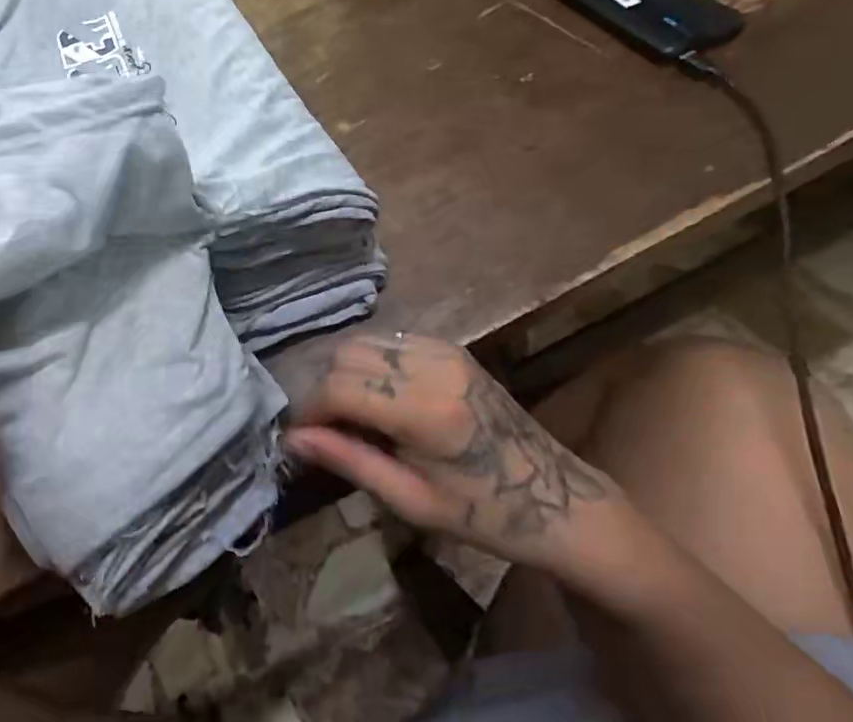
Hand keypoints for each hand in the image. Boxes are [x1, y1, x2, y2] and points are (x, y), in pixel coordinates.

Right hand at [285, 333, 617, 575]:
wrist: (561, 501)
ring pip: (360, 341)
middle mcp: (432, 367)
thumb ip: (347, 459)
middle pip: (344, 356)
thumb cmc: (483, 513)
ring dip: (341, 371)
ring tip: (349, 411)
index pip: (338, 388)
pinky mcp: (449, 346)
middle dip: (323, 389)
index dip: (309, 409)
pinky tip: (375, 393)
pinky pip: (385, 339)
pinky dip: (366, 361)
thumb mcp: (409, 499)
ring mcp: (443, 350)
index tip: (300, 435)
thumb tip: (291, 439)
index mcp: (426, 411)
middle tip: (325, 426)